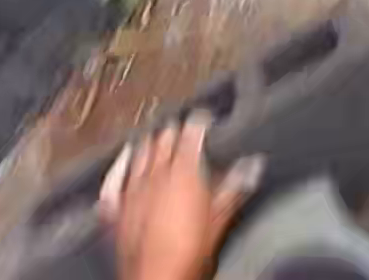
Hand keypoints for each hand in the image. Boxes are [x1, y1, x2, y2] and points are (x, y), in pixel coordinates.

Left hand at [99, 114, 263, 279]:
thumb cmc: (190, 250)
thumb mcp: (220, 216)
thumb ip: (236, 185)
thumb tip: (253, 164)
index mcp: (185, 168)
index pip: (193, 130)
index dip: (200, 121)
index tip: (206, 118)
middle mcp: (158, 172)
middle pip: (166, 136)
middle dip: (176, 129)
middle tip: (185, 128)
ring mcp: (135, 189)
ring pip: (141, 151)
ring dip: (151, 142)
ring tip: (159, 137)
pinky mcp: (118, 209)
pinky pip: (115, 180)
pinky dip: (121, 166)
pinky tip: (124, 158)